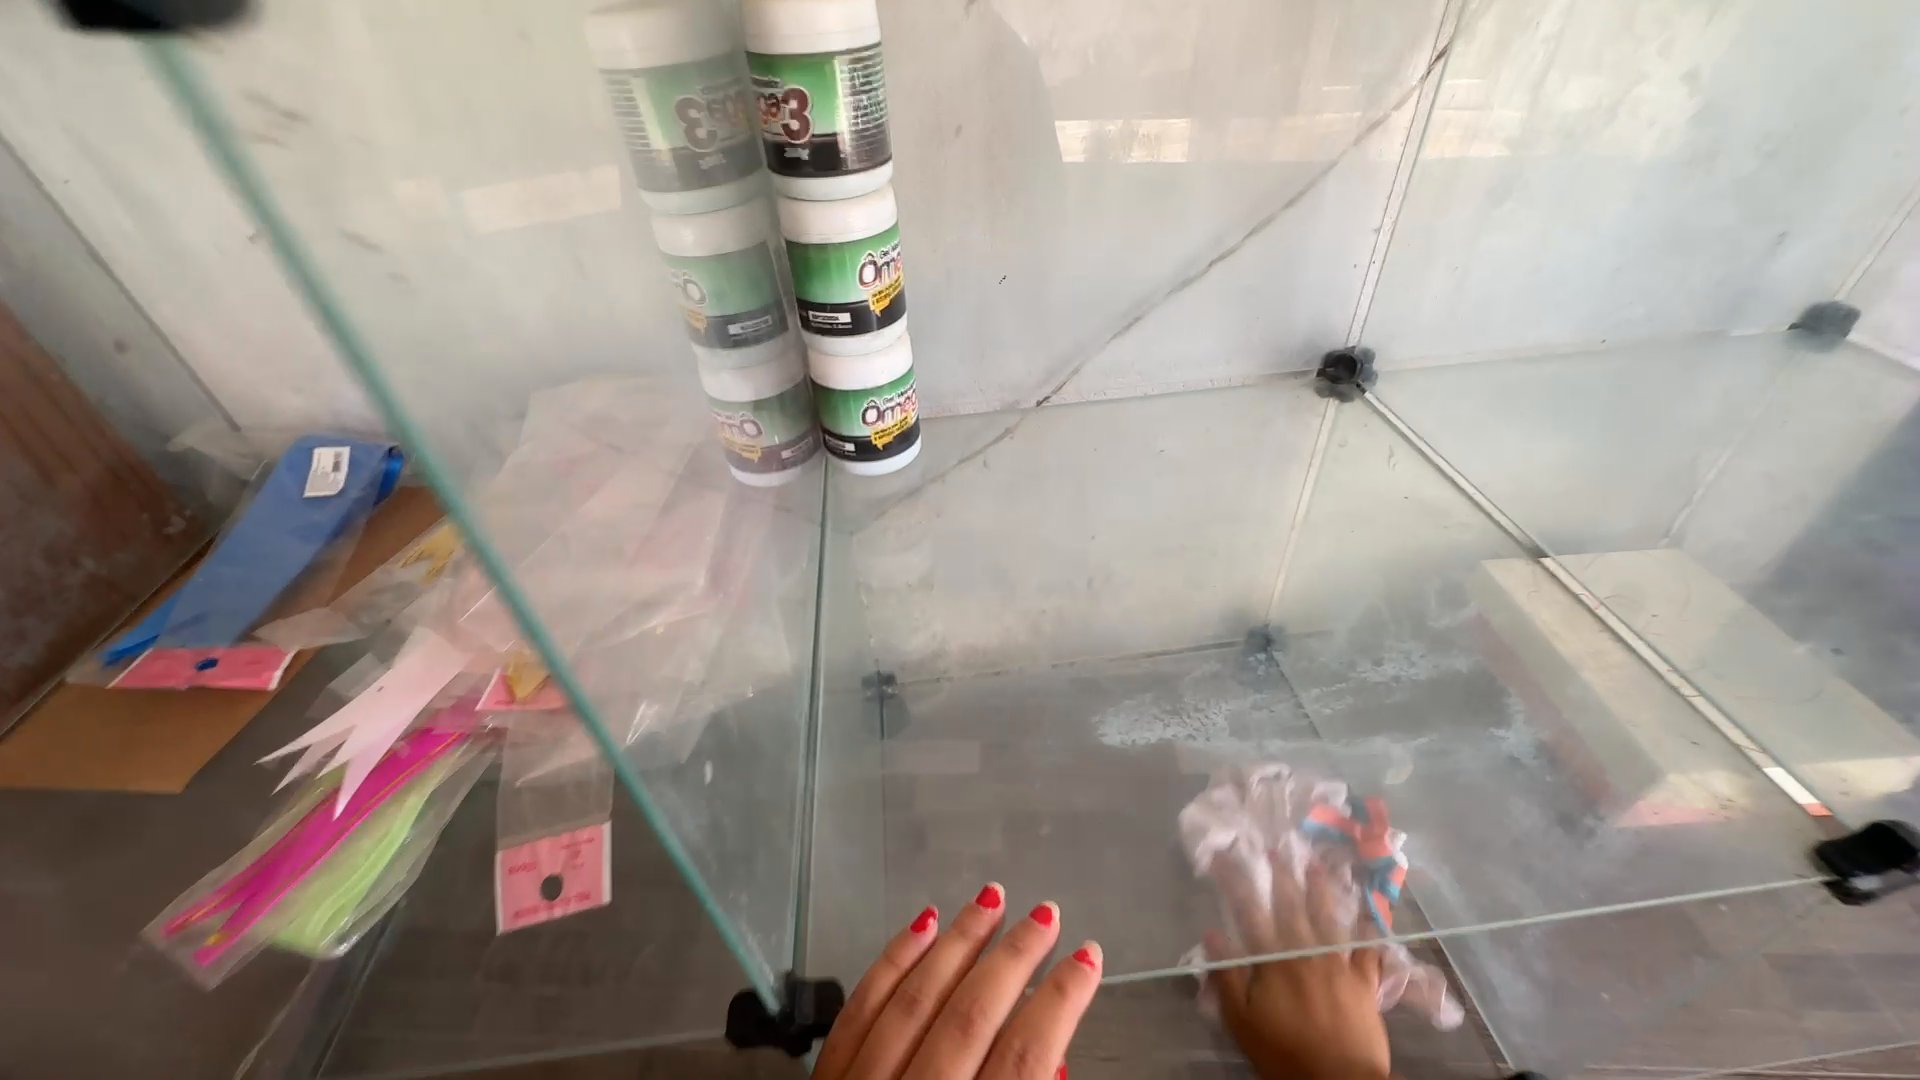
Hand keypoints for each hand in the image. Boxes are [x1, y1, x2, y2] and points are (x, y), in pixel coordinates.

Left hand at [814, 882, 1101, 1079]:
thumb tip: (1054, 1059)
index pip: (1025, 1059)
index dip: (1061, 1002)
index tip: (1089, 958)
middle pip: (973, 1016)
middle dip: (1015, 957)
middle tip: (1048, 914)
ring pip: (917, 998)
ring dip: (959, 942)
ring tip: (992, 899)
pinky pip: (862, 1007)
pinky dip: (894, 960)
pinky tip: (922, 923)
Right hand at [1204, 855, 1390, 1079]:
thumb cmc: (1284, 1053)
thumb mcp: (1242, 1020)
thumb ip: (1228, 976)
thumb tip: (1213, 933)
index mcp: (1273, 960)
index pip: (1247, 910)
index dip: (1234, 880)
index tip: (1223, 855)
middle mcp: (1305, 952)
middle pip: (1291, 905)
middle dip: (1282, 874)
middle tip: (1277, 848)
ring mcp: (1338, 966)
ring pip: (1330, 919)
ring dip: (1323, 890)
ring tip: (1318, 865)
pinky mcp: (1365, 984)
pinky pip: (1369, 951)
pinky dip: (1370, 931)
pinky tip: (1371, 912)